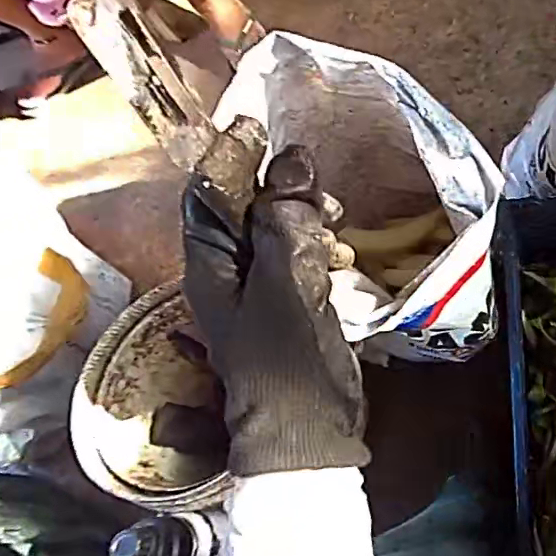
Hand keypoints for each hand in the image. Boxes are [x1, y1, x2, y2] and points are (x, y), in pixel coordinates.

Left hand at [181, 146, 369, 475]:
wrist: (307, 429)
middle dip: (278, 189)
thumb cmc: (288, 365)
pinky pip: (301, 259)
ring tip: (334, 215)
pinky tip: (343, 251)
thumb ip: (286, 232)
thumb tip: (293, 173)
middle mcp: (231, 277)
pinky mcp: (292, 307)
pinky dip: (320, 245)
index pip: (212, 199)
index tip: (254, 126)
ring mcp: (263, 293)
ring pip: (277, 234)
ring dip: (304, 216)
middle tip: (314, 181)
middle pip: (247, 212)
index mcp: (214, 270)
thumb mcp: (286, 293)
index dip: (231, 160)